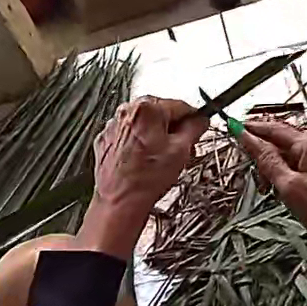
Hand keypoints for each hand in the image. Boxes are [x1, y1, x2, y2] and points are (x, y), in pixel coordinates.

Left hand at [80, 97, 206, 257]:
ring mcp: (114, 125)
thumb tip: (200, 120)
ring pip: (144, 124)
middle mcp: (127, 112)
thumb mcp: (181, 150)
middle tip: (182, 148)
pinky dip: (138, 144)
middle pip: (160, 113)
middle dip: (174, 129)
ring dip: (156, 136)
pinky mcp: (106, 139)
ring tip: (162, 158)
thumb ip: (195, 128)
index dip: (194, 118)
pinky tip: (145, 161)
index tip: (199, 126)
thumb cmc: (146, 178)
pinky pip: (129, 135)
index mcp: (147, 108)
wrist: (120, 200)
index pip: (180, 105)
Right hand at [237, 120, 306, 276]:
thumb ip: (268, 161)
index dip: (253, 129)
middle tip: (245, 162)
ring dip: (273, 165)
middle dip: (262, 150)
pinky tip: (278, 188)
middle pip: (284, 141)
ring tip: (263, 184)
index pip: (276, 130)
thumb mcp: (290, 188)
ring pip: (291, 156)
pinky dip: (285, 174)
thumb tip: (249, 139)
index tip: (233, 127)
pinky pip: (300, 168)